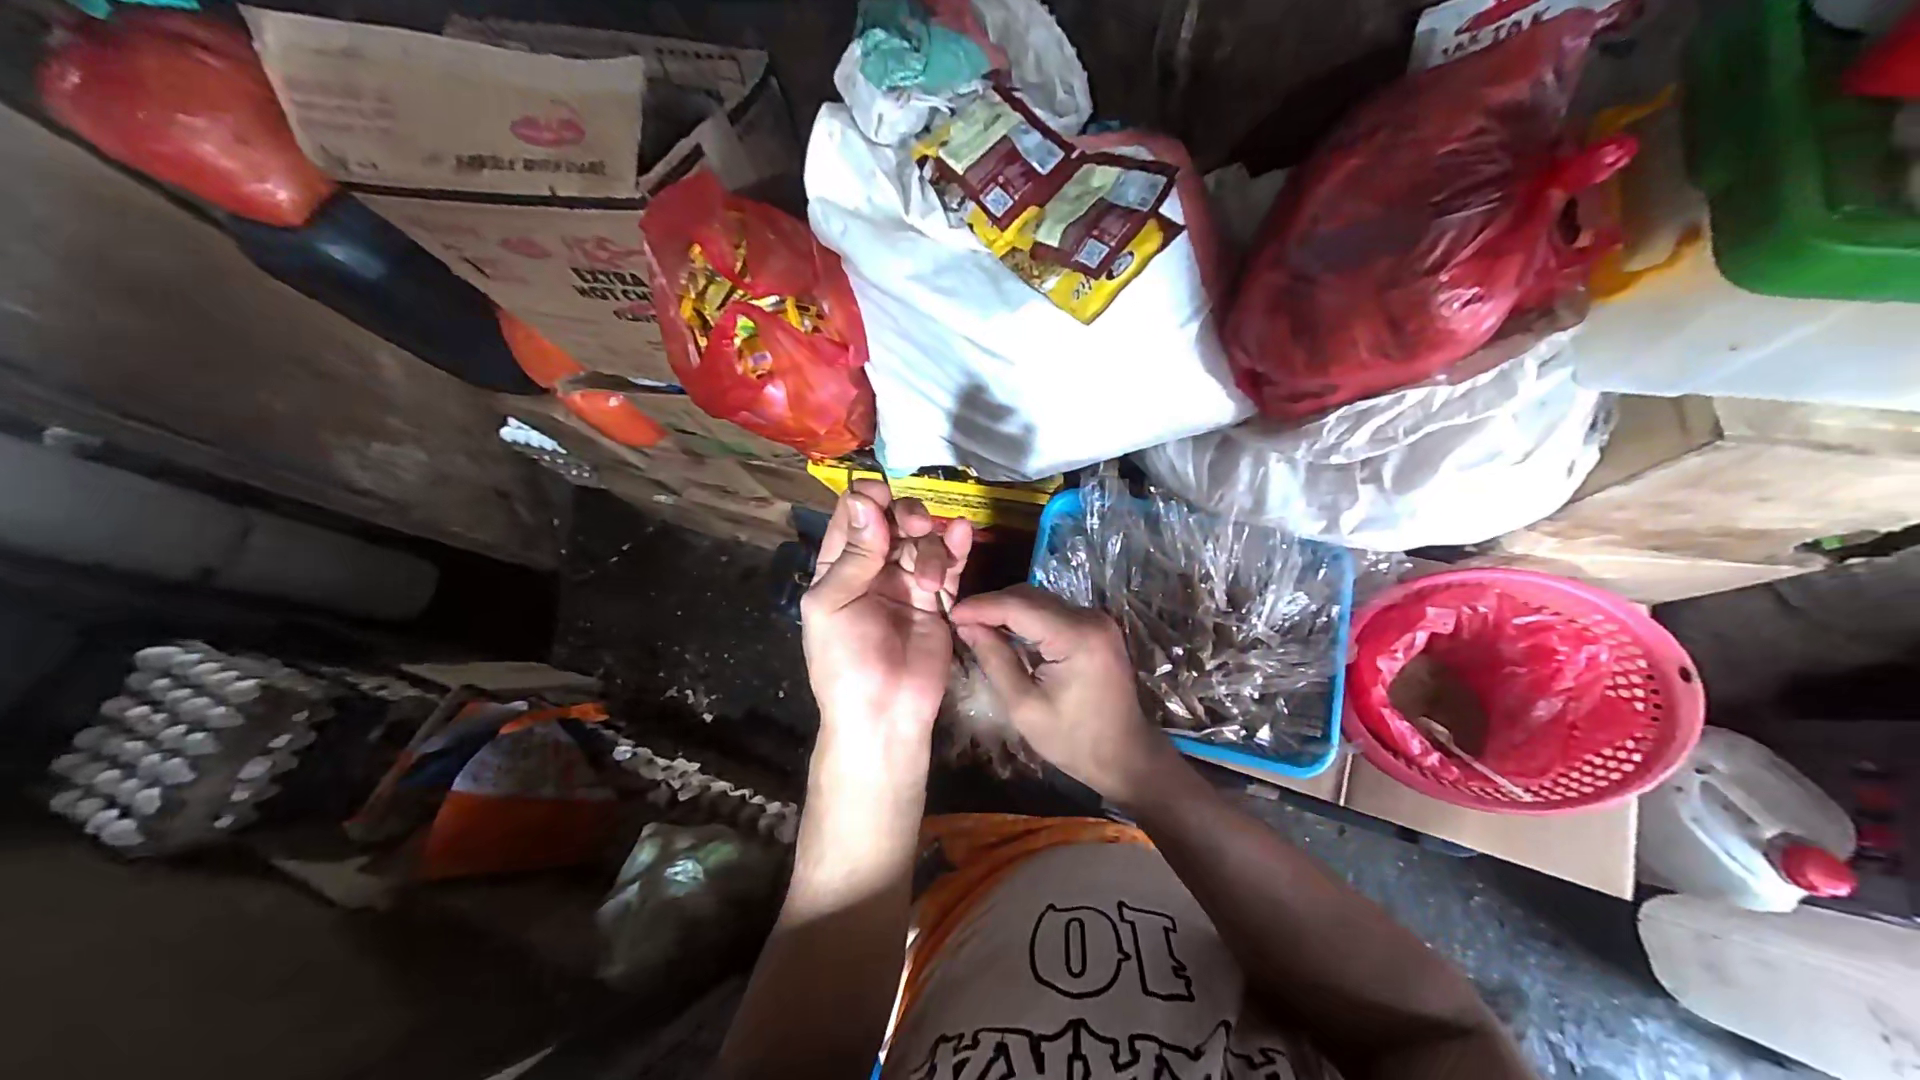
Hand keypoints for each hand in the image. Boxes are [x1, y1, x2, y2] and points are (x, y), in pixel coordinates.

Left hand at [801, 480, 972, 753]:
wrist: (884, 713)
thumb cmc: (845, 662)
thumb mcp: (832, 605)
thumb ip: (854, 554)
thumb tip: (863, 498)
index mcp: (838, 567)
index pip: (853, 517)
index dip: (867, 500)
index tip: (882, 498)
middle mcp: (873, 568)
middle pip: (893, 520)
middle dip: (906, 514)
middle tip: (915, 525)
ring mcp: (908, 582)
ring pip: (922, 539)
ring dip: (930, 544)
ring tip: (930, 578)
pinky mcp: (938, 598)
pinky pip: (948, 563)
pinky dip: (956, 546)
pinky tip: (962, 533)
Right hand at [950, 585, 1180, 807]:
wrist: (1125, 756)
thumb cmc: (1073, 740)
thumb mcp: (1024, 706)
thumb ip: (995, 660)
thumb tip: (966, 626)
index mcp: (1077, 636)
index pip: (1019, 606)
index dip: (981, 606)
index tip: (951, 613)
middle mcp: (1090, 618)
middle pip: (1030, 597)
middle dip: (992, 605)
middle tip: (959, 620)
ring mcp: (1096, 620)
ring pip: (1040, 600)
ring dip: (1007, 609)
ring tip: (975, 624)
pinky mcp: (1096, 627)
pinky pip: (1052, 612)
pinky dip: (1026, 618)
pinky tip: (1004, 630)